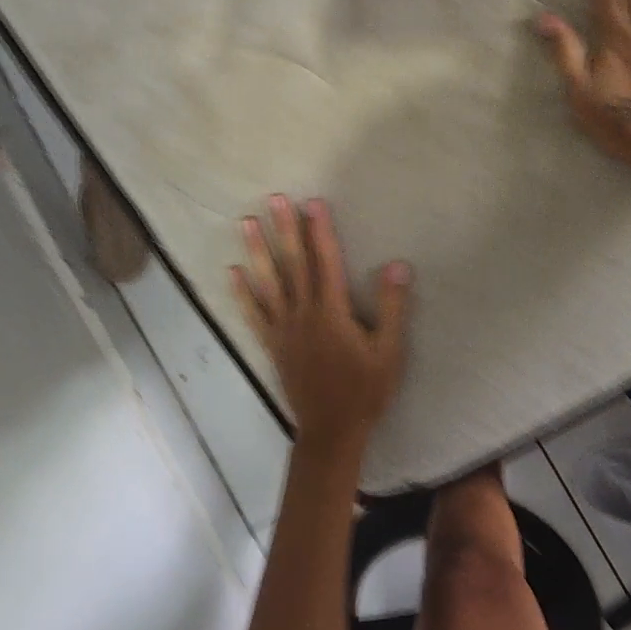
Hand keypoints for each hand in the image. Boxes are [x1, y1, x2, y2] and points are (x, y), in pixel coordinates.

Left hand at [231, 195, 412, 456]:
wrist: (331, 431)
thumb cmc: (365, 391)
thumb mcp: (389, 352)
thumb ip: (393, 308)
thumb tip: (397, 266)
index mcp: (332, 312)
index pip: (325, 261)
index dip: (319, 230)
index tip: (312, 202)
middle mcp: (304, 314)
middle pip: (293, 264)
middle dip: (284, 228)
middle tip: (273, 198)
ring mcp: (284, 330)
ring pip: (268, 282)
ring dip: (257, 251)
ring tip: (244, 223)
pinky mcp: (274, 345)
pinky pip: (255, 314)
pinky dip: (242, 293)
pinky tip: (233, 272)